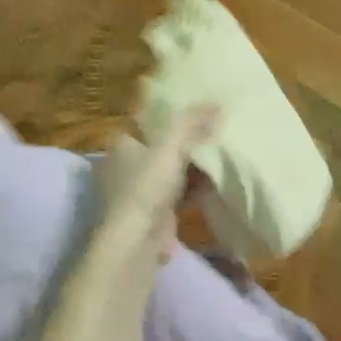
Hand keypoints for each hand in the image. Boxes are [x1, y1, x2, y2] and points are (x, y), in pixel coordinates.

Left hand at [85, 105, 218, 292]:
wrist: (137, 239)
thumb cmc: (146, 186)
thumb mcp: (170, 147)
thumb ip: (192, 123)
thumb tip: (218, 101)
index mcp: (121, 144)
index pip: (143, 122)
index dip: (165, 115)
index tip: (191, 109)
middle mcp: (125, 166)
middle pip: (159, 147)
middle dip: (183, 142)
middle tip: (212, 130)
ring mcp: (138, 192)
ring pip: (170, 171)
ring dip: (191, 167)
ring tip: (219, 153)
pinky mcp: (153, 213)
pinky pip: (178, 194)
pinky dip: (194, 189)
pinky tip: (215, 182)